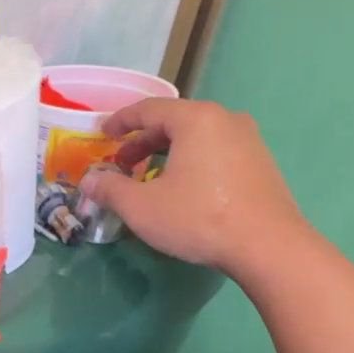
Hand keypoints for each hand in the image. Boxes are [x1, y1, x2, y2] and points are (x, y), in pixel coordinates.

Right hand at [81, 98, 314, 279]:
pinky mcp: (258, 160)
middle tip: (121, 164)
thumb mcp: (141, 207)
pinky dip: (190, 160)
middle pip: (174, 121)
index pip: (149, 109)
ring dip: (167, 152)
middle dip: (143, 141)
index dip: (121, 121)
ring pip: (196, 137)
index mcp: (195, 119)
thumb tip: (88, 180)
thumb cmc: (197, 218)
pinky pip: (214, 150)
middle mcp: (224, 119)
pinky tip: (181, 187)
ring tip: (148, 177)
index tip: (102, 133)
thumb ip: (110, 189)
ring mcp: (247, 138)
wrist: (265, 243)